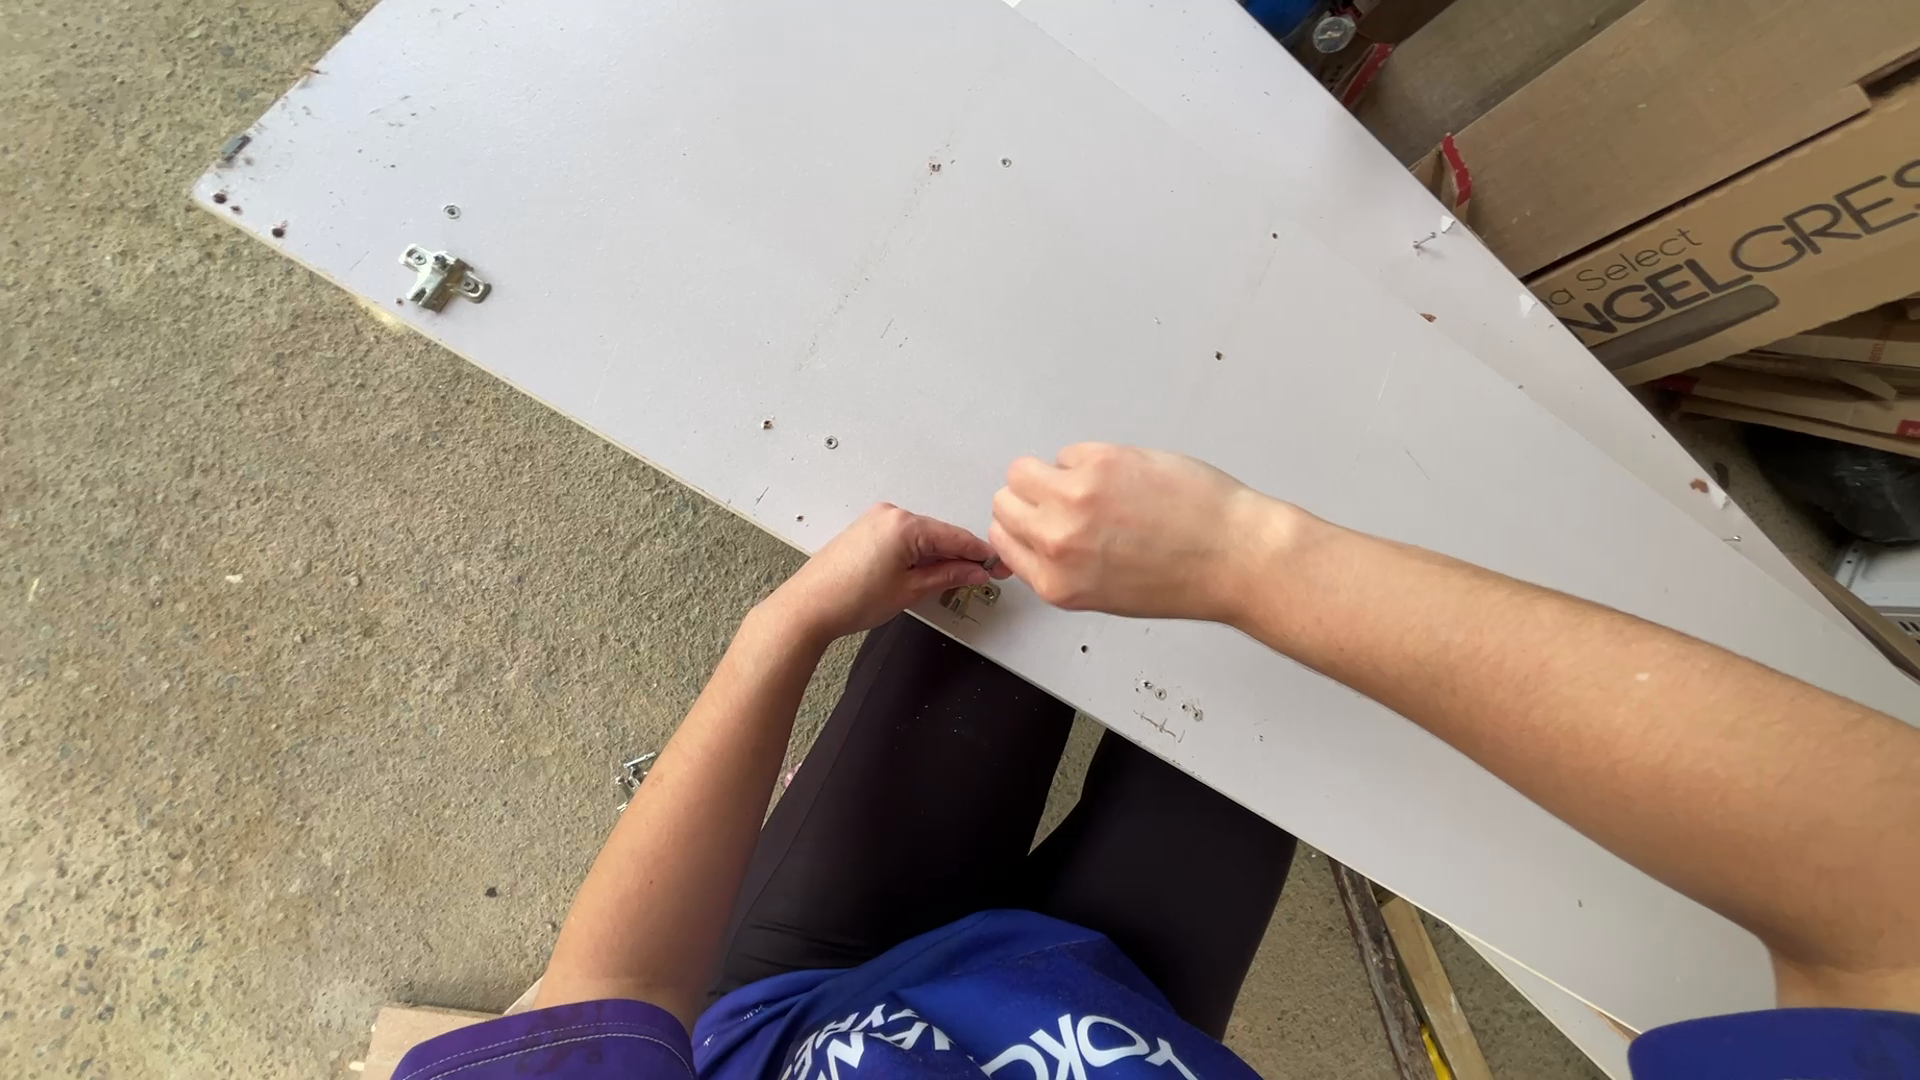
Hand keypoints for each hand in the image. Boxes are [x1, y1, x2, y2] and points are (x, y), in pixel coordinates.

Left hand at [761, 504, 1004, 644]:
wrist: (808, 607)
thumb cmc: (848, 598)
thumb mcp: (910, 590)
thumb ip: (948, 576)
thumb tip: (972, 571)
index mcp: (904, 524)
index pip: (956, 537)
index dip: (982, 554)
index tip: (998, 566)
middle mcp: (890, 514)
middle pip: (940, 534)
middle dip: (963, 556)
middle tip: (985, 575)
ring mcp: (875, 521)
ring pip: (922, 537)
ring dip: (941, 556)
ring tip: (957, 579)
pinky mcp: (866, 531)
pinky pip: (904, 538)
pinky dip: (920, 553)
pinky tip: (929, 570)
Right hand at [990, 443, 1294, 622]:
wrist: (1234, 555)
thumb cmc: (1183, 578)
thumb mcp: (1102, 593)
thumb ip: (1059, 566)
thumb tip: (1037, 536)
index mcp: (1055, 582)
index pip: (1001, 540)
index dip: (1018, 526)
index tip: (1031, 519)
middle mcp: (1057, 542)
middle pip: (1005, 501)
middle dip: (1029, 499)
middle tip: (1063, 499)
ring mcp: (1075, 499)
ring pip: (1023, 469)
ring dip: (1050, 473)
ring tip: (1090, 485)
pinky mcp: (1100, 463)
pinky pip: (1070, 451)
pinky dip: (1088, 460)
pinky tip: (1122, 478)